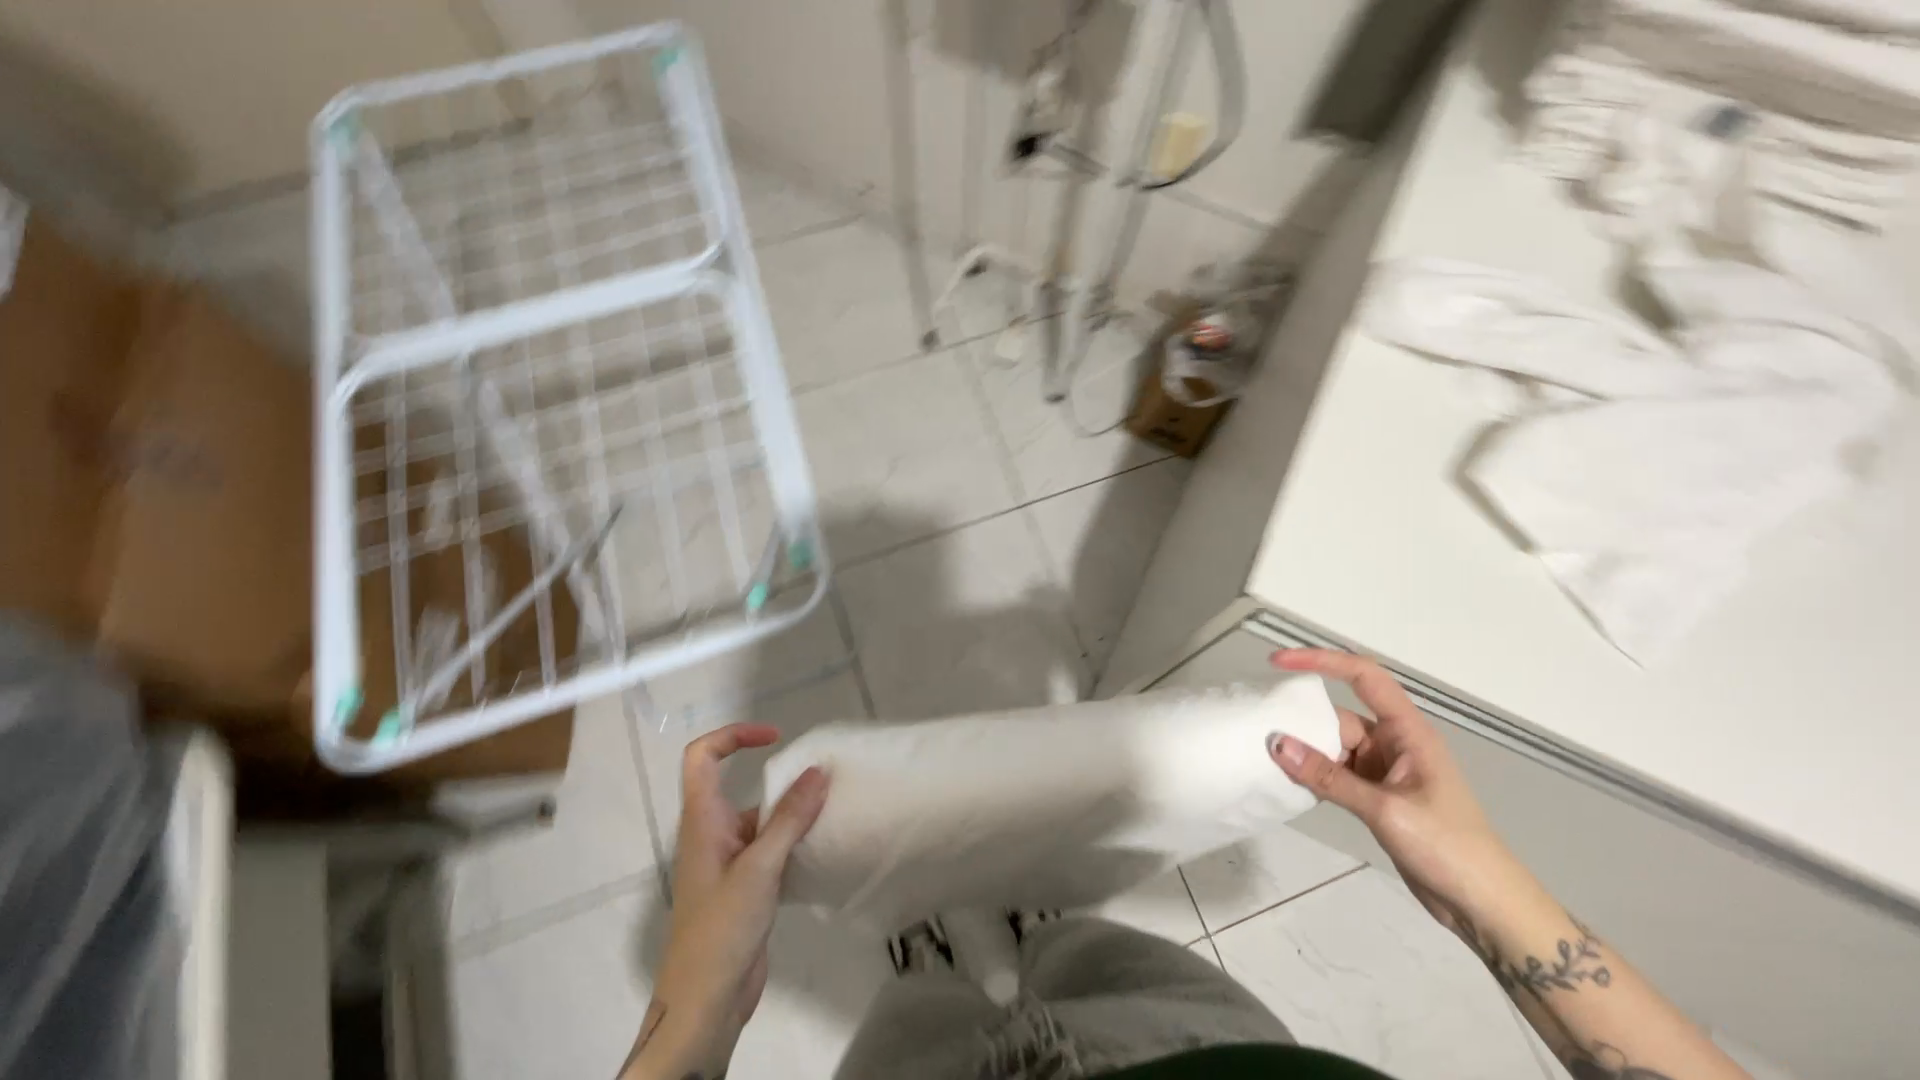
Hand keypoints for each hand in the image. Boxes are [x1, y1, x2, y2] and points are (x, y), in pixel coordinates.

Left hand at [623, 724, 828, 1079]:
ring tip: (834, 812)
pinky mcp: (745, 888)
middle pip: (739, 787)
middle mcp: (712, 834)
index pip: (703, 757)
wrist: (705, 999)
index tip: (775, 738)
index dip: (734, 736)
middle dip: (781, 779)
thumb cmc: (722, 928)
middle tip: (824, 780)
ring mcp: (728, 862)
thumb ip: (789, 818)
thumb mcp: (760, 867)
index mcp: (702, 820)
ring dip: (792, 814)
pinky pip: (770, 850)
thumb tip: (818, 770)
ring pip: (760, 822)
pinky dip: (795, 843)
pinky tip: (824, 850)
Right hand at [1267, 649, 1535, 932]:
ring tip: (1263, 758)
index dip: (1323, 660)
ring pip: (1335, 748)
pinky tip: (1289, 785)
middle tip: (1257, 728)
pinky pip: (1337, 775)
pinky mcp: (1378, 798)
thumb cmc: (1446, 846)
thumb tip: (1277, 743)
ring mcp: (1386, 772)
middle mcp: (1395, 744)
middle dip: (1302, 720)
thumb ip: (1329, 778)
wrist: (1483, 902)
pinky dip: (1315, 777)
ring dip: (1306, 753)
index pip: (1364, 678)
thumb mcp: (1384, 810)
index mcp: (1408, 732)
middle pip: (1340, 718)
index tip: (1279, 661)